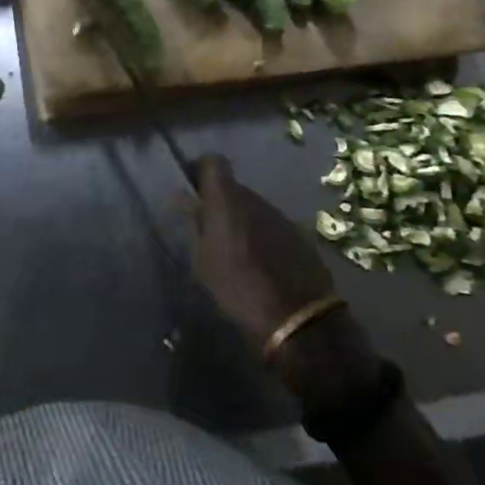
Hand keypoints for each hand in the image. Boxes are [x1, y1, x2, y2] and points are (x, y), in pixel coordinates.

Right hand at [189, 154, 379, 410]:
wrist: (300, 323)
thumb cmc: (239, 289)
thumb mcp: (203, 261)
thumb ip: (194, 224)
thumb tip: (184, 198)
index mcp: (227, 200)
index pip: (213, 161)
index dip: (201, 171)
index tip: (193, 191)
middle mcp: (256, 199)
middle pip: (234, 187)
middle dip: (220, 202)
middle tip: (210, 229)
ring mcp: (281, 216)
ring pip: (254, 207)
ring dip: (242, 220)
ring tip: (236, 251)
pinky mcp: (300, 235)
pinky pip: (272, 225)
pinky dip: (263, 235)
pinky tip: (261, 263)